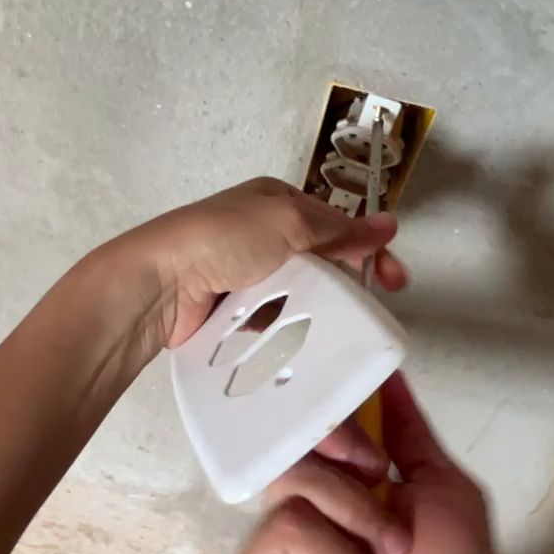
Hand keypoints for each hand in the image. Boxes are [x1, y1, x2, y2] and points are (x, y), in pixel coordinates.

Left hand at [106, 177, 408, 347]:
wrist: (159, 284)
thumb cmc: (222, 240)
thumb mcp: (287, 221)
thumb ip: (339, 229)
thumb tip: (388, 224)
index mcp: (277, 204)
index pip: (337, 226)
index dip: (368, 250)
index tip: (394, 282)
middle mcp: (263, 237)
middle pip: (321, 265)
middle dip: (347, 290)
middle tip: (370, 319)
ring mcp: (247, 276)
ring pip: (299, 297)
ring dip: (318, 315)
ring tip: (339, 340)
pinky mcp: (234, 311)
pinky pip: (274, 322)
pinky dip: (289, 333)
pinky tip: (303, 349)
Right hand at [239, 375, 552, 553]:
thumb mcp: (449, 495)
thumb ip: (411, 432)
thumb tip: (389, 371)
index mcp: (363, 480)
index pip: (330, 419)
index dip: (342, 408)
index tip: (372, 423)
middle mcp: (321, 500)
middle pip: (304, 436)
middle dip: (344, 448)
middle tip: (377, 477)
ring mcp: (288, 534)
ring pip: (295, 477)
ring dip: (355, 517)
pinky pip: (284, 528)